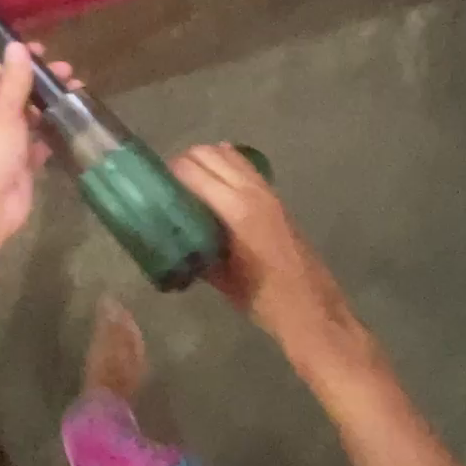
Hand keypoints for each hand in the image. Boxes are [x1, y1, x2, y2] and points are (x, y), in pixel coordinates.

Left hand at [0, 42, 72, 238]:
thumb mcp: (3, 110)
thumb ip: (15, 79)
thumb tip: (16, 45)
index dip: (19, 61)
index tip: (45, 53)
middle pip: (15, 93)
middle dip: (40, 83)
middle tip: (70, 74)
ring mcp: (4, 142)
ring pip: (29, 117)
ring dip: (49, 106)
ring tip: (77, 94)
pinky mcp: (20, 163)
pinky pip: (37, 143)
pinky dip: (51, 134)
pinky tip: (72, 124)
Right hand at [172, 144, 378, 374]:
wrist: (312, 312)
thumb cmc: (262, 300)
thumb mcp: (218, 276)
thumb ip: (192, 245)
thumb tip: (167, 230)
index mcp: (235, 209)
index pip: (191, 170)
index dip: (167, 173)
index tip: (152, 186)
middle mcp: (251, 191)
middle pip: (207, 153)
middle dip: (182, 162)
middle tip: (167, 184)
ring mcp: (266, 191)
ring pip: (227, 154)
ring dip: (204, 160)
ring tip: (188, 183)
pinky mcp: (275, 197)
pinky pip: (243, 166)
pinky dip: (224, 164)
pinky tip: (213, 184)